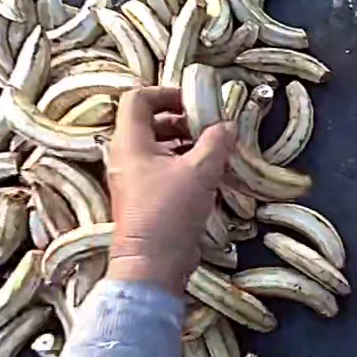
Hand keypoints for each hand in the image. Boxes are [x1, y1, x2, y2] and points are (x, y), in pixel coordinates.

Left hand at [103, 86, 233, 295]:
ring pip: (159, 147)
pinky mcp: (146, 198)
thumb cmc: (169, 212)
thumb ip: (217, 142)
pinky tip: (210, 174)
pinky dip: (185, 164)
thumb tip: (229, 124)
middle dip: (182, 119)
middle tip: (210, 126)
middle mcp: (127, 157)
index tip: (195, 101)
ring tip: (215, 150)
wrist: (153, 263)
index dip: (166, 93)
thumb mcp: (201, 171)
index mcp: (130, 143)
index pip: (138, 99)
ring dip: (187, 143)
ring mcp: (135, 179)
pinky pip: (164, 169)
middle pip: (150, 122)